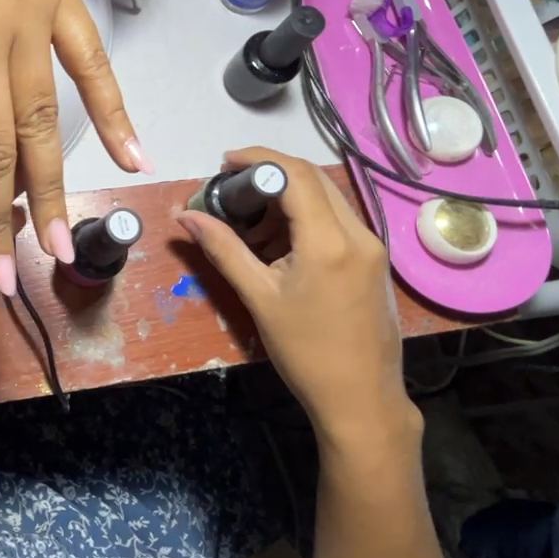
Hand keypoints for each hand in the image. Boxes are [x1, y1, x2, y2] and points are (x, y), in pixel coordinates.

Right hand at [174, 148, 413, 446]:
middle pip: (313, 178)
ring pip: (326, 196)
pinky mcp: (373, 259)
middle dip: (270, 172)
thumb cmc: (305, 351)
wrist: (362, 398)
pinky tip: (277, 242)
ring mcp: (371, 246)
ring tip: (248, 219)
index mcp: (329, 241)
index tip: (224, 162)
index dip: (259, 159)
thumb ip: (223, 249)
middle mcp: (358, 233)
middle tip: (231, 186)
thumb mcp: (258, 297)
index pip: (296, 174)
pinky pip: (336, 218)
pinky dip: (303, 215)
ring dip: (286, 195)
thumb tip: (185, 216)